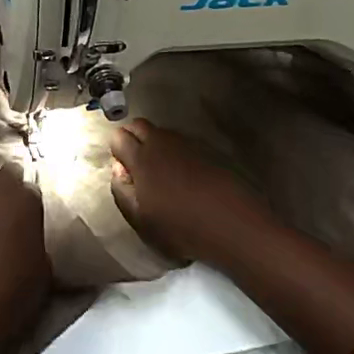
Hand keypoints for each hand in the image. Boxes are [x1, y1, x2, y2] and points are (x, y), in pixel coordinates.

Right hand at [110, 118, 277, 263]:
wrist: (236, 226)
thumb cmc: (182, 228)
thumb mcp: (142, 221)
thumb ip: (122, 192)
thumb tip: (118, 170)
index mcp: (142, 158)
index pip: (118, 136)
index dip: (117, 151)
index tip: (125, 172)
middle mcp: (163, 142)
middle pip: (138, 125)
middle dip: (133, 139)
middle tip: (139, 167)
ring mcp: (188, 143)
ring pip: (162, 133)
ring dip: (157, 146)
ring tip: (165, 175)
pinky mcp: (209, 149)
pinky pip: (184, 143)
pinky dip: (178, 153)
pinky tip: (188, 178)